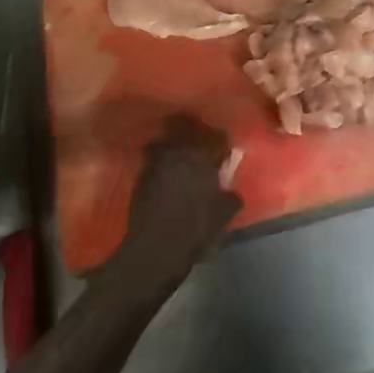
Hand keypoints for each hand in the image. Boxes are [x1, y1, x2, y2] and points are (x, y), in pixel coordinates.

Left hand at [109, 115, 241, 287]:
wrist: (156, 247)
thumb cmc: (195, 230)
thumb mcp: (223, 216)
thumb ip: (231, 198)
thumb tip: (231, 192)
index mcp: (202, 159)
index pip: (216, 136)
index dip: (220, 138)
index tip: (223, 145)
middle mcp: (178, 152)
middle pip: (186, 126)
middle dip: (194, 127)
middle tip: (199, 135)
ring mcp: (156, 161)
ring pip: (165, 137)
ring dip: (172, 138)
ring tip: (178, 147)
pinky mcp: (141, 173)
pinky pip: (152, 154)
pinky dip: (158, 155)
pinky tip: (163, 166)